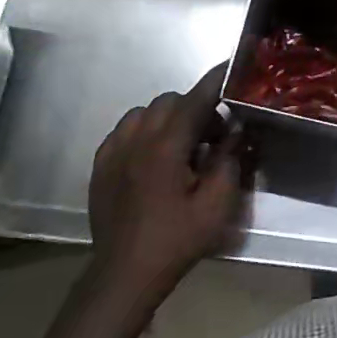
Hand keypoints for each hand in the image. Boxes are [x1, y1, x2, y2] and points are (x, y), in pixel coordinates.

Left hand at [89, 65, 248, 285]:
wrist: (127, 271)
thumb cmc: (177, 239)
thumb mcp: (217, 205)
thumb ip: (228, 161)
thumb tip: (235, 132)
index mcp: (165, 147)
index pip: (194, 100)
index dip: (215, 81)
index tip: (230, 66)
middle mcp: (136, 139)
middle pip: (169, 102)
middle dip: (195, 108)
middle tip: (214, 135)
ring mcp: (114, 151)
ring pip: (145, 113)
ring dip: (169, 118)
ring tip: (184, 146)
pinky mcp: (101, 164)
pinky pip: (125, 130)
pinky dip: (146, 132)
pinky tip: (156, 157)